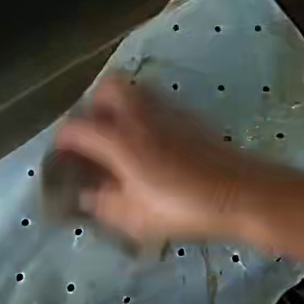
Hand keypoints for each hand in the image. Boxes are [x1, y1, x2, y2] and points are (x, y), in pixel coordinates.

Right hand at [52, 73, 266, 243]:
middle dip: (92, 106)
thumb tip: (85, 195)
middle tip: (93, 133)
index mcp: (118, 139)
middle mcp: (138, 116)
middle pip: (106, 87)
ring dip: (118, 106)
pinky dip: (143, 114)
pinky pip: (155, 103)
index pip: (76, 127)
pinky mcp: (188, 117)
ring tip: (119, 136)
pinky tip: (149, 143)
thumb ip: (102, 203)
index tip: (61, 156)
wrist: (241, 193)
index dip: (62, 141)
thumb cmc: (182, 207)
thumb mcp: (132, 216)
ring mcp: (166, 111)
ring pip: (133, 90)